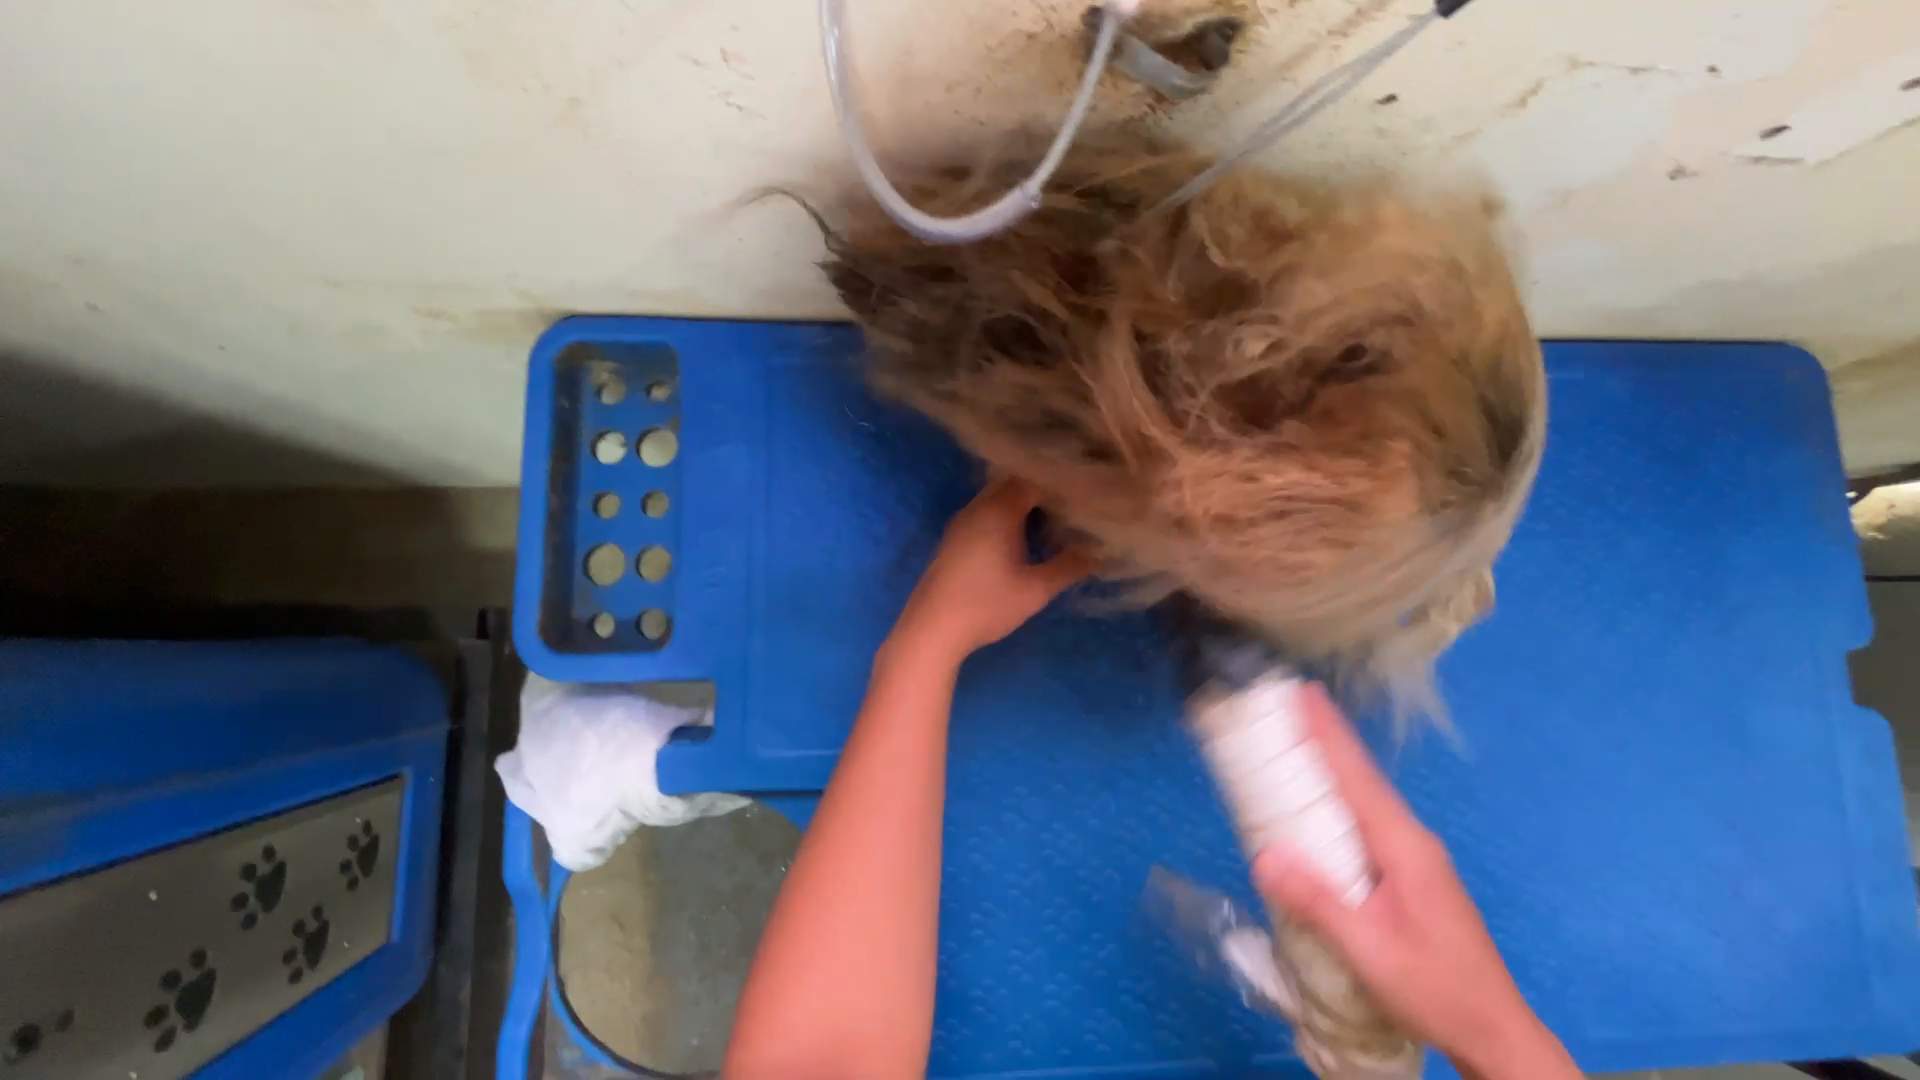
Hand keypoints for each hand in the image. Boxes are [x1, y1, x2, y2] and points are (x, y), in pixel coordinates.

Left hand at [889, 479, 1092, 662]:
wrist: (932, 629)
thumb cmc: (987, 606)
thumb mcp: (1036, 589)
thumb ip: (1070, 566)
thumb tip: (1102, 551)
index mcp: (999, 510)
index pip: (1035, 478)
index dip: (1062, 483)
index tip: (1086, 492)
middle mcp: (978, 507)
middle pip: (1014, 483)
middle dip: (1044, 490)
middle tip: (1074, 503)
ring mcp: (962, 521)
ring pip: (997, 497)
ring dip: (1024, 503)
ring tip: (1054, 517)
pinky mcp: (954, 538)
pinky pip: (985, 512)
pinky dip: (1007, 515)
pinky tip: (1022, 536)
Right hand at [1252, 686, 1578, 1078]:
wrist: (1494, 1032)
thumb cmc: (1434, 988)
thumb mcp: (1370, 950)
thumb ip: (1318, 900)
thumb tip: (1262, 854)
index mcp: (1403, 846)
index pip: (1357, 776)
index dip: (1329, 733)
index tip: (1305, 693)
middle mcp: (1410, 840)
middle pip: (1359, 779)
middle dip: (1324, 740)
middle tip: (1284, 710)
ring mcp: (1413, 857)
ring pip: (1363, 800)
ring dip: (1329, 769)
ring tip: (1291, 746)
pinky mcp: (1409, 875)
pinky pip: (1364, 823)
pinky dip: (1336, 801)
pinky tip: (1316, 808)